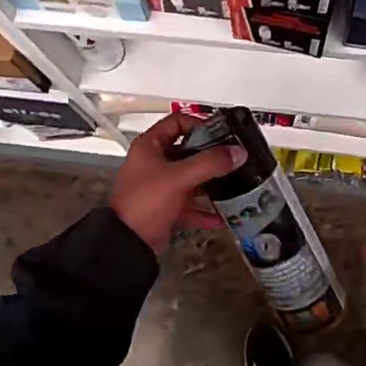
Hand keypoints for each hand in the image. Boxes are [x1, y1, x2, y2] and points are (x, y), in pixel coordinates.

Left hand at [110, 113, 244, 255]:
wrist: (127, 243)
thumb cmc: (146, 201)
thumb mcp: (179, 177)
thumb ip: (210, 163)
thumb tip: (238, 152)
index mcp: (149, 147)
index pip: (176, 122)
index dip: (199, 124)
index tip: (221, 133)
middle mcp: (154, 163)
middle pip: (187, 151)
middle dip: (211, 155)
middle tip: (233, 158)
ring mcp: (159, 186)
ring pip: (191, 178)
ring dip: (211, 182)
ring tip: (234, 183)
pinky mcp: (165, 208)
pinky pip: (190, 204)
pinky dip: (205, 209)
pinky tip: (223, 215)